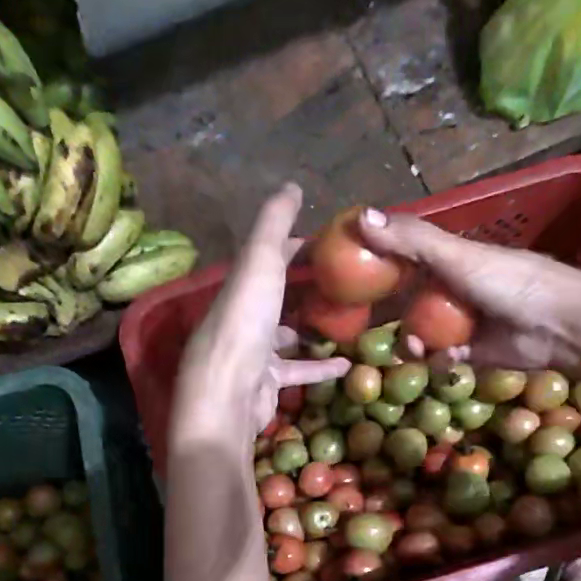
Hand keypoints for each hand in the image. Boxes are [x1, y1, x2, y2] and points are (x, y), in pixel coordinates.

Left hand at [173, 184, 349, 442]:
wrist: (228, 394)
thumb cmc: (244, 322)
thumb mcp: (260, 262)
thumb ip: (274, 224)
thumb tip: (292, 186)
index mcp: (239, 284)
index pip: (270, 257)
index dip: (299, 246)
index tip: (334, 242)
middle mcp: (243, 316)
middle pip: (280, 296)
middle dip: (310, 288)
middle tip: (350, 283)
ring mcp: (254, 352)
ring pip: (289, 335)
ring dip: (316, 328)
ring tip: (351, 321)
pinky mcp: (267, 383)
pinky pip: (299, 370)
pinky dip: (321, 366)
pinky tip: (347, 364)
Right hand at [354, 209, 580, 372]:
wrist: (559, 326)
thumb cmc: (511, 281)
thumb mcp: (458, 257)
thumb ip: (411, 240)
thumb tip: (360, 216)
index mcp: (437, 257)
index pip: (388, 256)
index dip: (359, 264)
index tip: (327, 277)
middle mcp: (439, 287)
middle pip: (394, 300)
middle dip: (372, 315)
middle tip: (343, 328)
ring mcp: (451, 321)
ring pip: (411, 333)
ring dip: (409, 342)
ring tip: (415, 348)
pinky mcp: (464, 352)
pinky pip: (436, 358)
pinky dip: (440, 359)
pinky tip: (452, 357)